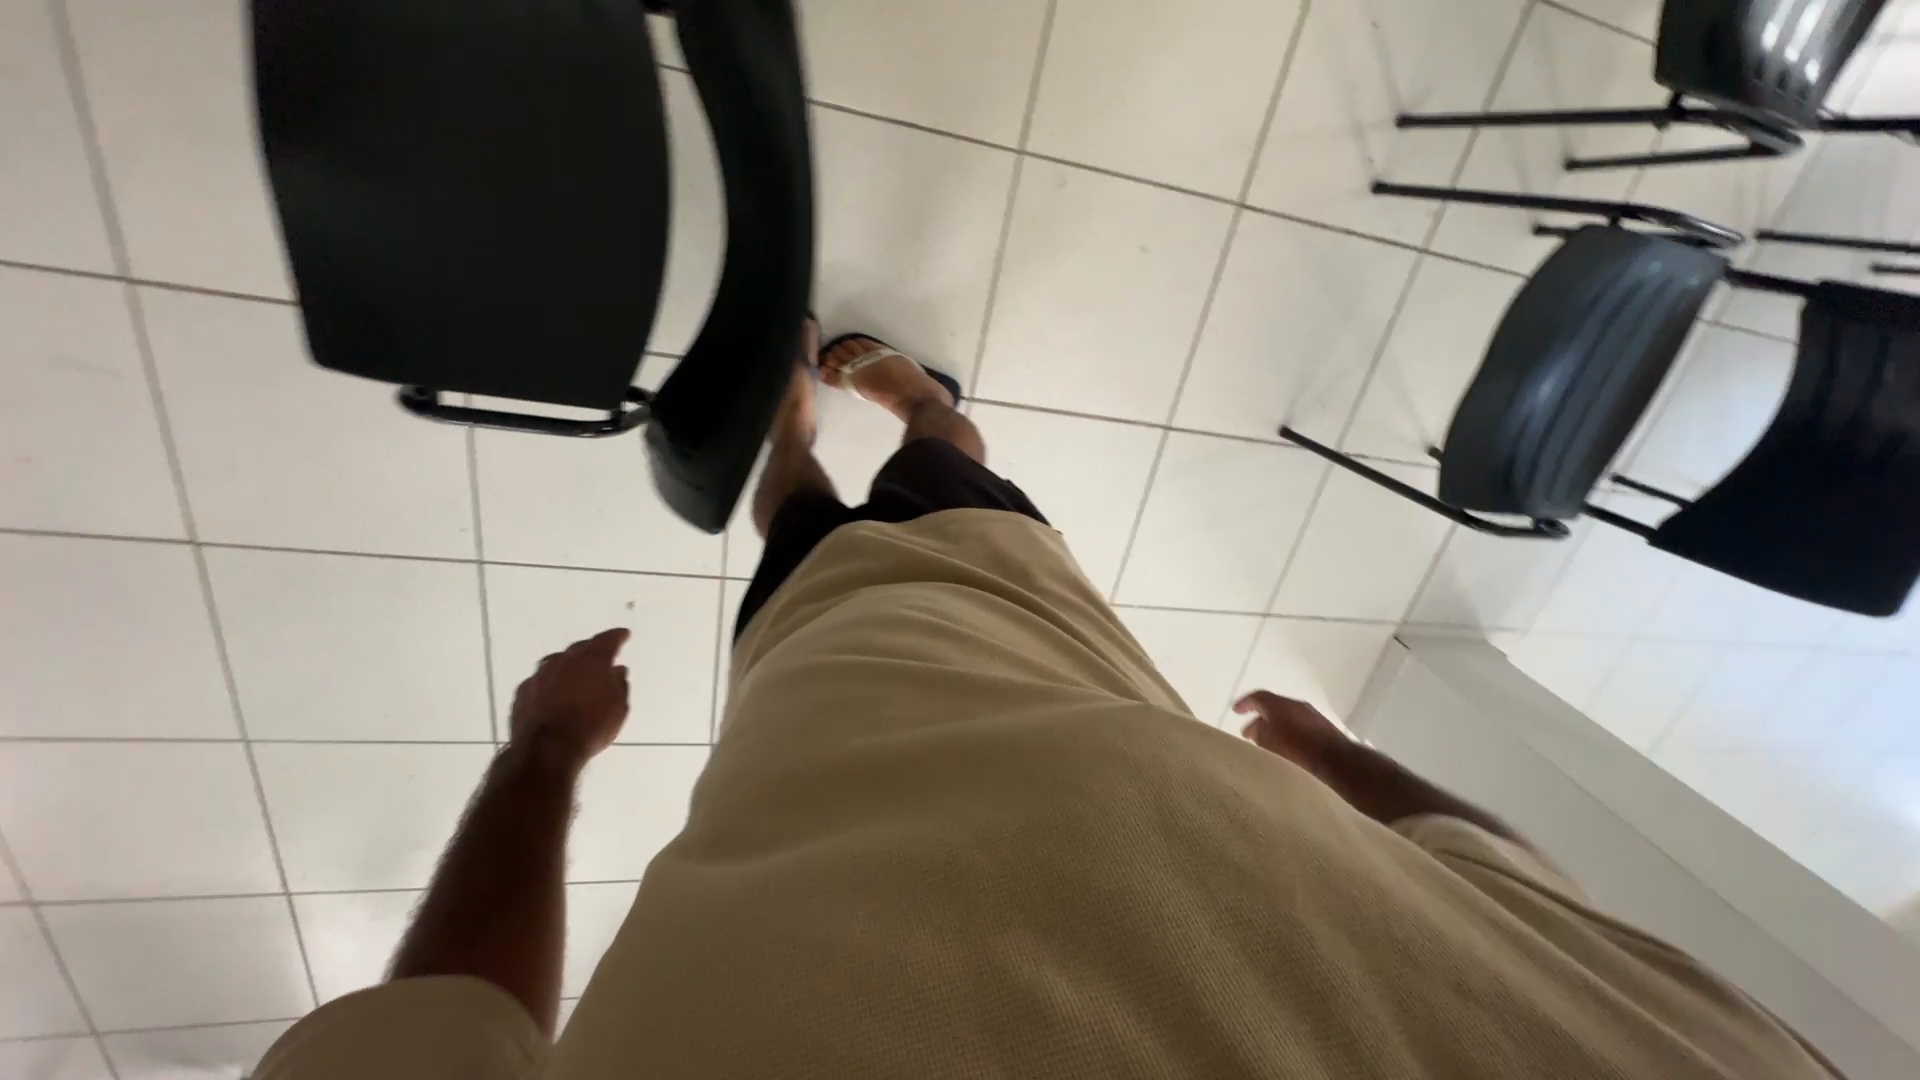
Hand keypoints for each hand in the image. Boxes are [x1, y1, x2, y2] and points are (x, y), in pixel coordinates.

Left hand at [508, 628, 630, 768]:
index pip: (607, 640)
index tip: (624, 634)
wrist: (546, 750)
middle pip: (580, 648)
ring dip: (568, 667)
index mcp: (592, 660)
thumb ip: (619, 685)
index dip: (617, 636)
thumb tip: (617, 671)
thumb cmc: (591, 727)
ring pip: (556, 663)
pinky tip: (553, 695)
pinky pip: (540, 681)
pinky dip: (550, 684)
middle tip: (601, 659)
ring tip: (575, 677)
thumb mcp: (619, 708)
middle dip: (592, 651)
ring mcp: (539, 676)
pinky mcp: (522, 692)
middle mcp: (564, 661)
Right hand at [1233, 691, 1349, 773]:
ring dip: (1274, 723)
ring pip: (1286, 713)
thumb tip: (1253, 728)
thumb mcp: (1268, 741)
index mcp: (1278, 703)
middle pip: (1272, 705)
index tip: (1235, 710)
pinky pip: (1297, 721)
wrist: (1335, 758)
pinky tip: (1286, 742)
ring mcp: (1310, 712)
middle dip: (1259, 716)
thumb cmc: (1295, 748)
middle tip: (1250, 731)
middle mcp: (1294, 703)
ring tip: (1267, 739)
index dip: (1244, 703)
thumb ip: (1257, 732)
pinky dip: (1287, 727)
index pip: (1257, 697)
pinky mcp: (1321, 724)